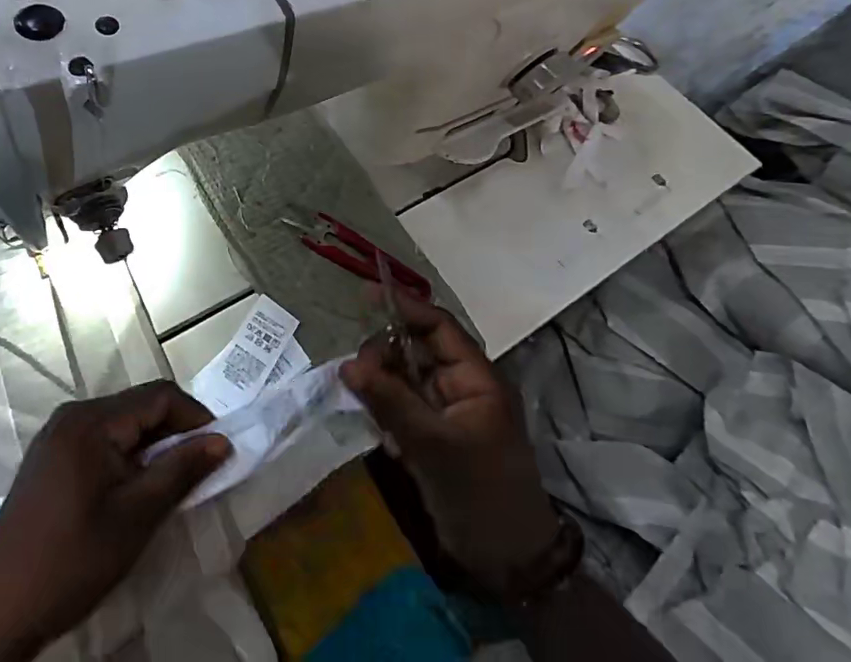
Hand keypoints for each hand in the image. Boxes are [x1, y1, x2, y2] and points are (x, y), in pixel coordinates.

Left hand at [0, 382, 232, 661]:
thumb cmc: (73, 557)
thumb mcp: (137, 516)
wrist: (1, 602)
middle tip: (203, 474)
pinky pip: (100, 441)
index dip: (196, 417)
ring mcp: (57, 435)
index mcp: (91, 420)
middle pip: (138, 407)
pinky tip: (136, 491)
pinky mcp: (50, 457)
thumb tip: (221, 440)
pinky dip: (127, 457)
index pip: (157, 395)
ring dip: (153, 448)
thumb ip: (180, 471)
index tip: (223, 452)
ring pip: (121, 426)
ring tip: (173, 487)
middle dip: (176, 433)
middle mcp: (72, 415)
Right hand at [340, 291, 560, 594]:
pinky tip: (381, 434)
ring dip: (380, 386)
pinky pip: (398, 404)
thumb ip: (389, 400)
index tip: (365, 293)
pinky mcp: (431, 433)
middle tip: (357, 376)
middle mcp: (460, 386)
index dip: (405, 308)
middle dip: (383, 356)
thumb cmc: (480, 492)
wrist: (504, 557)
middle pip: (413, 350)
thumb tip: (346, 365)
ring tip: (367, 407)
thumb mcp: (432, 443)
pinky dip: (383, 410)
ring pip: (401, 377)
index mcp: (476, 379)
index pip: (439, 328)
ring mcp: (445, 410)